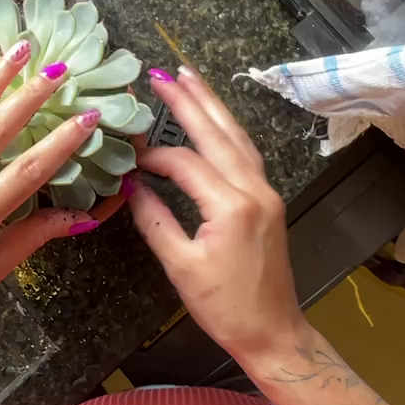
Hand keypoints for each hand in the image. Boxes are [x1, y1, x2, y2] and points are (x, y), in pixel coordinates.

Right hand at [124, 66, 302, 360]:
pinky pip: (246, 152)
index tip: (130, 158)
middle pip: (218, 133)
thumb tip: (132, 185)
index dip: (155, 157)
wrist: (274, 332)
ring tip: (189, 77)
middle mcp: (254, 189)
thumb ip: (155, 219)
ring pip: (237, 136)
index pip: (187, 163)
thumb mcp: (180, 266)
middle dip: (190, 99)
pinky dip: (226, 128)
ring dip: (212, 105)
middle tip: (164, 72)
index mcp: (232, 205)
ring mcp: (266, 191)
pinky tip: (214, 118)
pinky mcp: (268, 199)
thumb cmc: (225, 306)